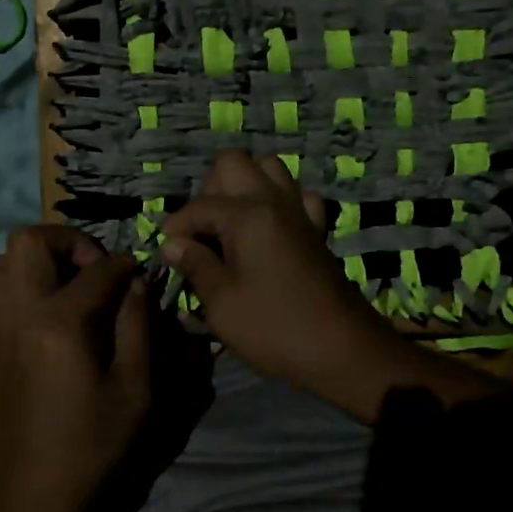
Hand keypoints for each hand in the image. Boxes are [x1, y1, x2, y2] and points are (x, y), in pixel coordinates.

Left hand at [0, 226, 151, 511]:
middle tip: (94, 268)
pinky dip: (5, 289)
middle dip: (67, 241)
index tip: (141, 273)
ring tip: (62, 283)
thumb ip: (139, 326)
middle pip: (27, 242)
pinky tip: (36, 310)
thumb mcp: (135, 387)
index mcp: (61, 324)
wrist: (34, 492)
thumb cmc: (92, 442)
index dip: (125, 264)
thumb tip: (137, 283)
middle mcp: (21, 315)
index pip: (97, 270)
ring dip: (28, 261)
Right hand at [159, 151, 399, 390]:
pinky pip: (298, 196)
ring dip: (245, 186)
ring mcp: (299, 211)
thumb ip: (195, 266)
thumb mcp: (222, 303)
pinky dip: (280, 202)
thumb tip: (174, 244)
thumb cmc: (275, 327)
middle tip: (203, 231)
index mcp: (247, 214)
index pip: (199, 206)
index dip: (176, 228)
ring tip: (231, 224)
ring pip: (269, 168)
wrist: (343, 348)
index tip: (169, 255)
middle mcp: (274, 200)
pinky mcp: (317, 228)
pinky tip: (270, 229)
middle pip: (233, 163)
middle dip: (209, 189)